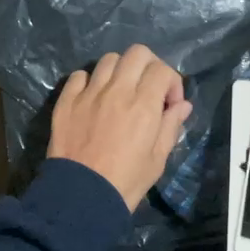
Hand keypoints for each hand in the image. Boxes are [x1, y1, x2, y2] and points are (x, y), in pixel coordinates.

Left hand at [47, 46, 193, 210]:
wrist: (81, 197)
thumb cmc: (126, 182)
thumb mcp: (157, 158)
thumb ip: (170, 126)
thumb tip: (182, 105)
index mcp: (143, 105)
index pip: (162, 70)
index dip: (171, 82)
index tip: (169, 103)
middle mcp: (117, 91)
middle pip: (137, 53)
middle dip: (149, 66)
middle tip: (148, 88)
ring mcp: (89, 93)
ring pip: (108, 59)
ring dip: (120, 70)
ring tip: (120, 91)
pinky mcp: (67, 101)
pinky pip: (79, 76)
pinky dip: (90, 81)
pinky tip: (93, 97)